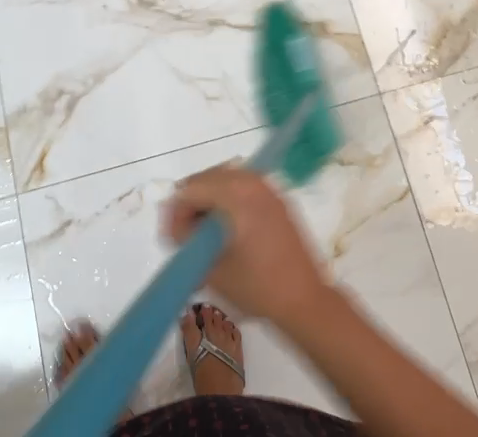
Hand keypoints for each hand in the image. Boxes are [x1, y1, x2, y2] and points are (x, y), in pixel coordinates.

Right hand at [163, 165, 330, 325]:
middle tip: (184, 236)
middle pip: (207, 178)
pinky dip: (228, 199)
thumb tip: (176, 226)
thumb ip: (187, 240)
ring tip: (203, 233)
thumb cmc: (257, 287)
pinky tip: (225, 229)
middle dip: (191, 203)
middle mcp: (253, 182)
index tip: (172, 239)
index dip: (176, 212)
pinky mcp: (278, 199)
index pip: (191, 189)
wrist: (305, 300)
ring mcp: (269, 188)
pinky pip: (243, 186)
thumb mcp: (212, 268)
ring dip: (209, 200)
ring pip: (225, 179)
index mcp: (236, 194)